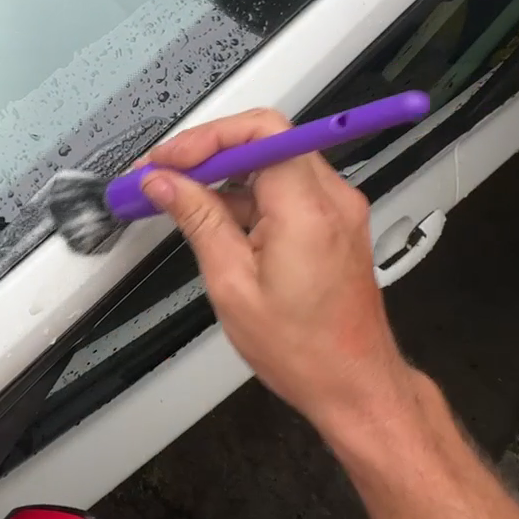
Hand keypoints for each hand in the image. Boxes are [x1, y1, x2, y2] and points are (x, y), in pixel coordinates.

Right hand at [138, 108, 414, 434]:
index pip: (260, 131)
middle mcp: (330, 199)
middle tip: (162, 171)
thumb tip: (162, 182)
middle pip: (263, 138)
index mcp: (307, 211)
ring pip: (269, 158)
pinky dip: (240, 189)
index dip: (207, 136)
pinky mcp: (330, 221)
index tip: (168, 160)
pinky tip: (207, 212)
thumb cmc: (302, 350)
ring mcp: (334, 208)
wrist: (356, 387)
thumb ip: (197, 219)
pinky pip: (280, 184)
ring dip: (219, 169)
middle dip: (205, 149)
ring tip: (174, 191)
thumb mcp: (231, 283)